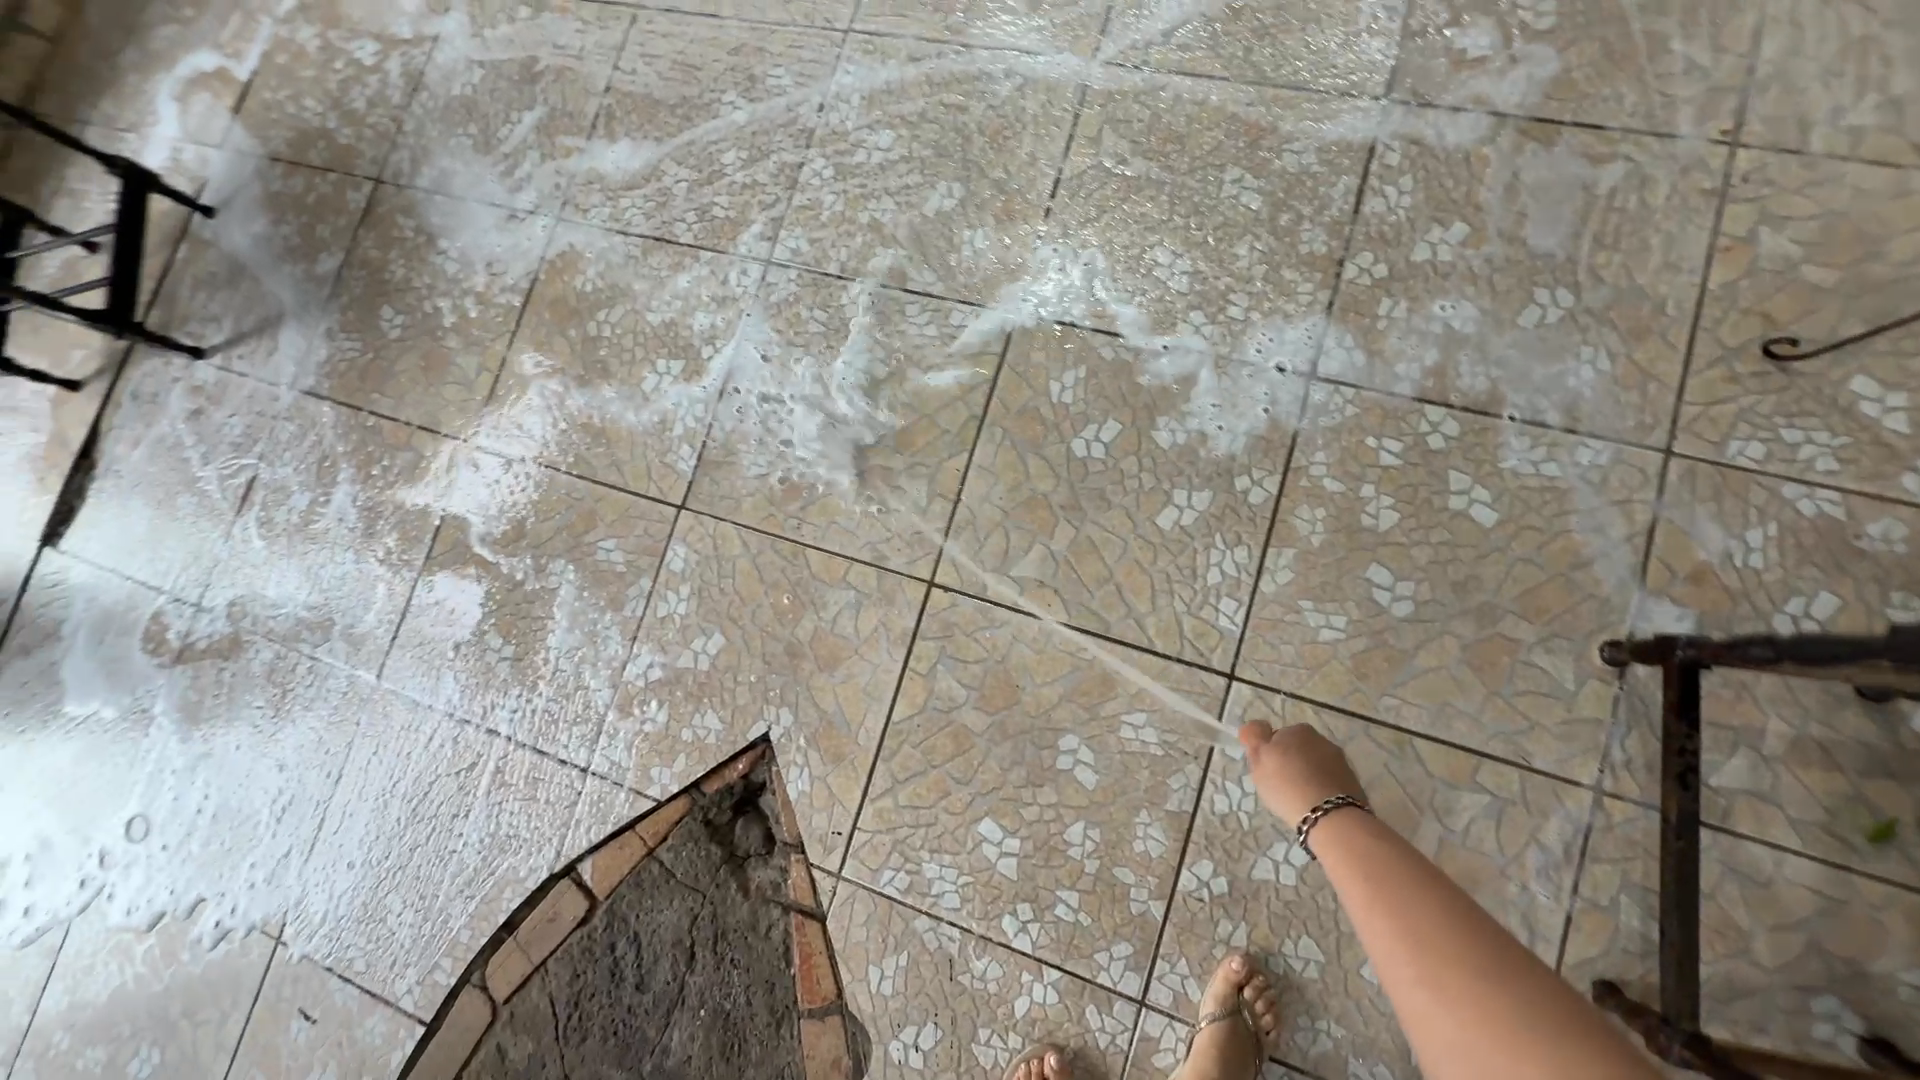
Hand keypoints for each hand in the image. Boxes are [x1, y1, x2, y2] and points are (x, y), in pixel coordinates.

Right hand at [1237, 720, 1366, 823]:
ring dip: (1307, 776)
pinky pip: (1329, 781)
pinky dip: (1321, 789)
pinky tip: (1316, 804)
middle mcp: (1321, 740)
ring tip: (1300, 798)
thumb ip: (1253, 738)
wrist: (1331, 815)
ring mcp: (1340, 761)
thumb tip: (1254, 726)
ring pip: (1315, 766)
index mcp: (1297, 730)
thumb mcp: (1259, 760)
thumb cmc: (1287, 785)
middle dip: (1290, 763)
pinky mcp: (1352, 781)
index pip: (1276, 737)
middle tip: (1280, 786)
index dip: (1269, 754)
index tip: (1266, 772)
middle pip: (1297, 750)